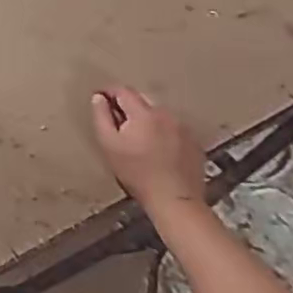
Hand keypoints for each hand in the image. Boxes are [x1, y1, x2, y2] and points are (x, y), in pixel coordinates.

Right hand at [90, 86, 206, 215]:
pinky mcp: (193, 141)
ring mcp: (182, 126)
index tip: (100, 98)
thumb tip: (99, 97)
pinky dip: (163, 132)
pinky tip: (159, 150)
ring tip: (140, 140)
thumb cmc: (137, 174)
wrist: (175, 201)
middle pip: (142, 100)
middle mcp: (165, 113)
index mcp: (143, 112)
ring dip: (147, 120)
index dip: (109, 92)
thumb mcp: (110, 146)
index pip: (123, 91)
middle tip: (120, 125)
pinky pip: (173, 128)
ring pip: (158, 114)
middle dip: (129, 107)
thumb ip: (101, 117)